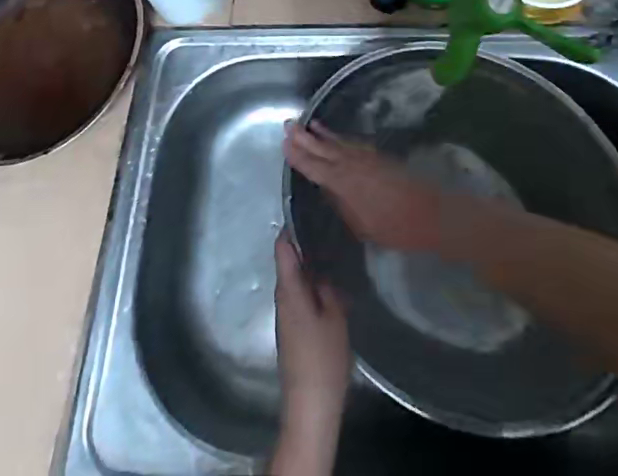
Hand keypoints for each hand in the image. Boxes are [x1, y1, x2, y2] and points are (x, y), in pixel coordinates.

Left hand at [272, 232, 348, 471]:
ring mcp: (286, 314)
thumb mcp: (335, 319)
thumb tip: (323, 272)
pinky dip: (312, 288)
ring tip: (335, 256)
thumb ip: (329, 290)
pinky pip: (300, 297)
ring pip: (296, 281)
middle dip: (306, 247)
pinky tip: (332, 288)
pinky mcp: (293, 328)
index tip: (308, 212)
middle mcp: (282, 297)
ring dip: (311, 269)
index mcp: (289, 290)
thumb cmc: (323, 360)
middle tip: (330, 232)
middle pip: (288, 262)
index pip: (282, 248)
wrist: (309, 405)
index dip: (292, 228)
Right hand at [283, 122, 445, 252]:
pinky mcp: (378, 157)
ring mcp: (366, 158)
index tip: (284, 144)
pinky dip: (340, 138)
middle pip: (323, 148)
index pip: (314, 167)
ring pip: (338, 142)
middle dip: (304, 138)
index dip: (298, 156)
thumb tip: (327, 191)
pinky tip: (334, 136)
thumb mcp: (362, 225)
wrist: (432, 214)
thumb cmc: (396, 228)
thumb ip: (342, 205)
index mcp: (344, 183)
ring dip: (321, 134)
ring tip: (306, 124)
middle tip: (288, 125)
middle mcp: (352, 165)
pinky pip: (352, 143)